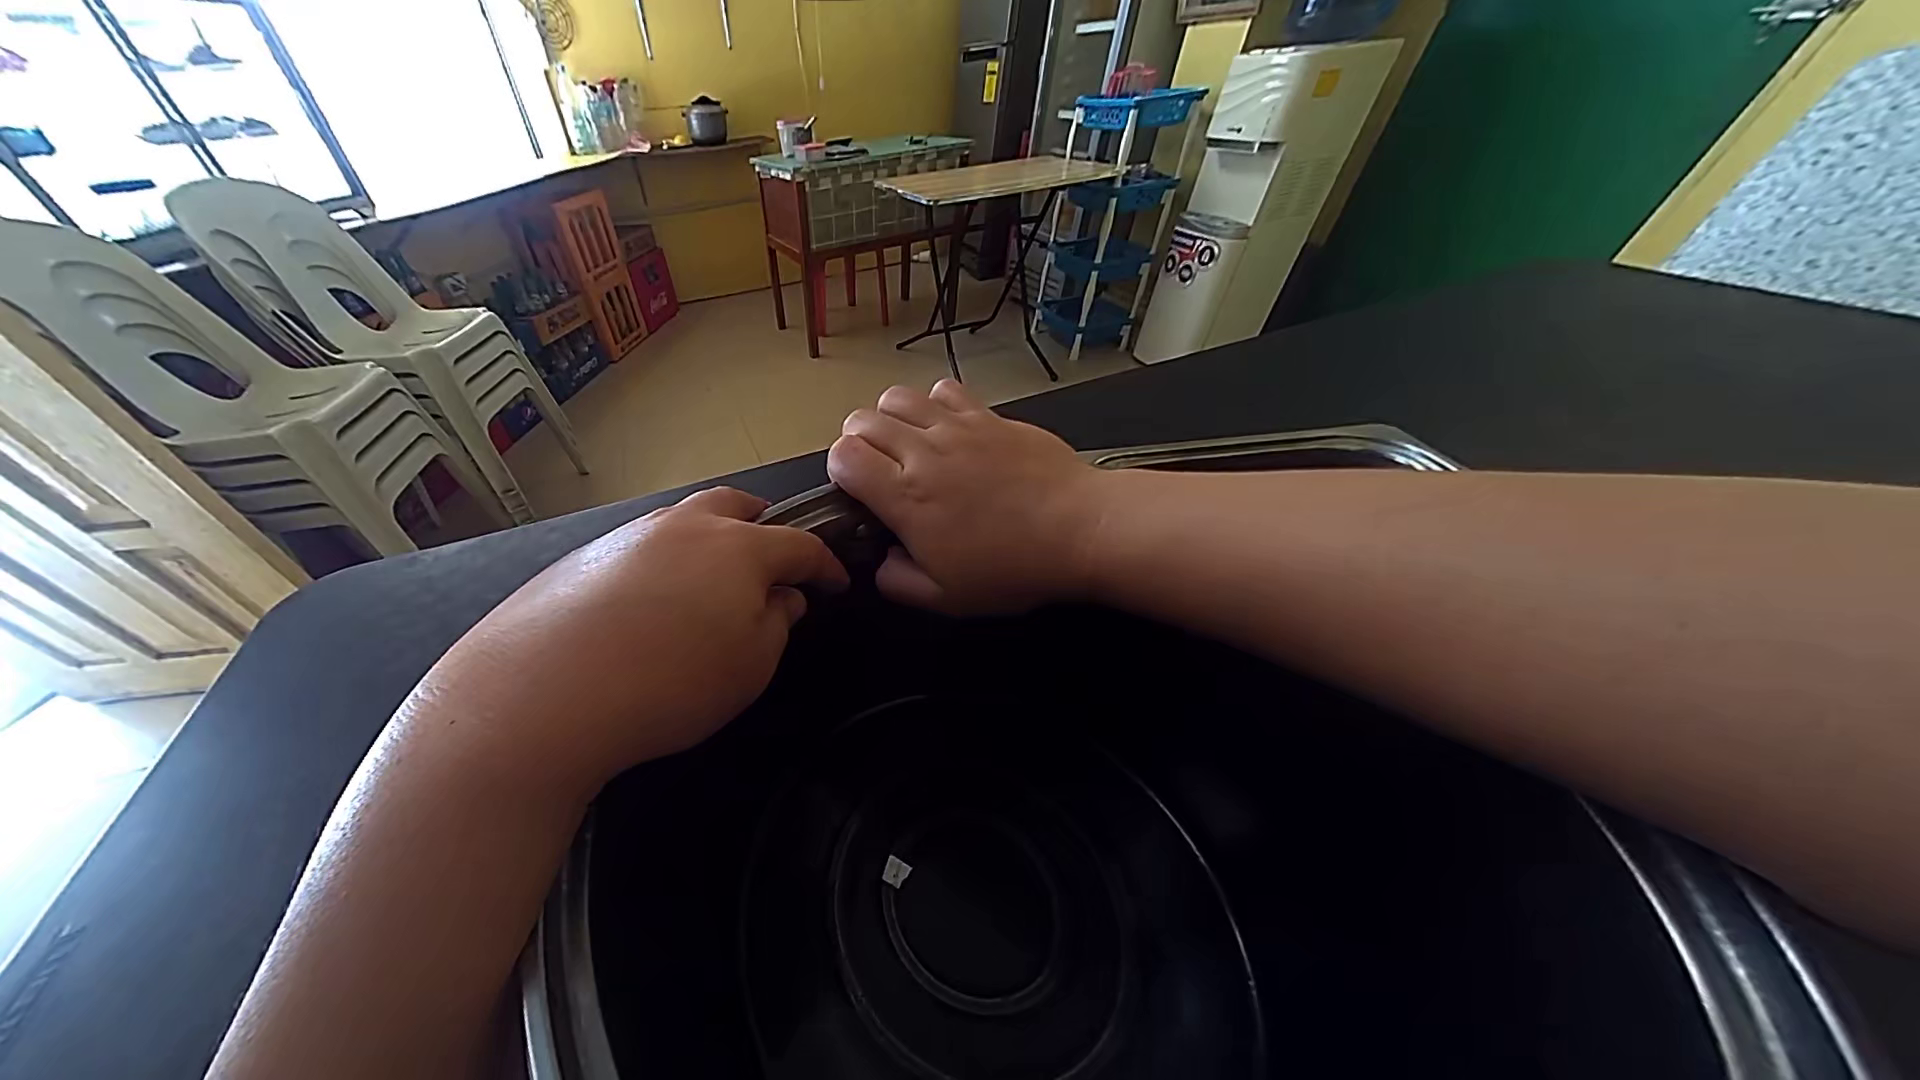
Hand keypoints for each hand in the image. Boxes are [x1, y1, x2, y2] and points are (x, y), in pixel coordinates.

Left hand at [412, 488, 847, 787]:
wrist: (535, 696)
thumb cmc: (669, 682)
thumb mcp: (752, 665)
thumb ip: (779, 623)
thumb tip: (784, 597)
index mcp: (738, 547)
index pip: (800, 545)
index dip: (826, 564)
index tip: (837, 583)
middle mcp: (685, 526)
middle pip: (738, 506)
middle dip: (766, 527)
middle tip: (773, 561)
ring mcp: (628, 536)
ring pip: (685, 520)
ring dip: (711, 540)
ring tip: (711, 583)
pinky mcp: (581, 558)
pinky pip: (641, 546)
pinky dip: (664, 562)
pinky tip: (649, 606)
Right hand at [827, 380, 1108, 613]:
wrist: (1079, 530)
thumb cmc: (1015, 568)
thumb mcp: (946, 598)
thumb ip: (897, 582)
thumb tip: (882, 563)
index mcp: (907, 497)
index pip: (843, 456)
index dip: (839, 470)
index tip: (857, 490)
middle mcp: (925, 452)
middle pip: (862, 419)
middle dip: (858, 442)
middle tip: (879, 471)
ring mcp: (959, 427)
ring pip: (898, 397)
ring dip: (890, 418)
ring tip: (909, 446)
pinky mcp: (989, 416)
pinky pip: (945, 390)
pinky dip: (934, 404)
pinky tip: (948, 430)